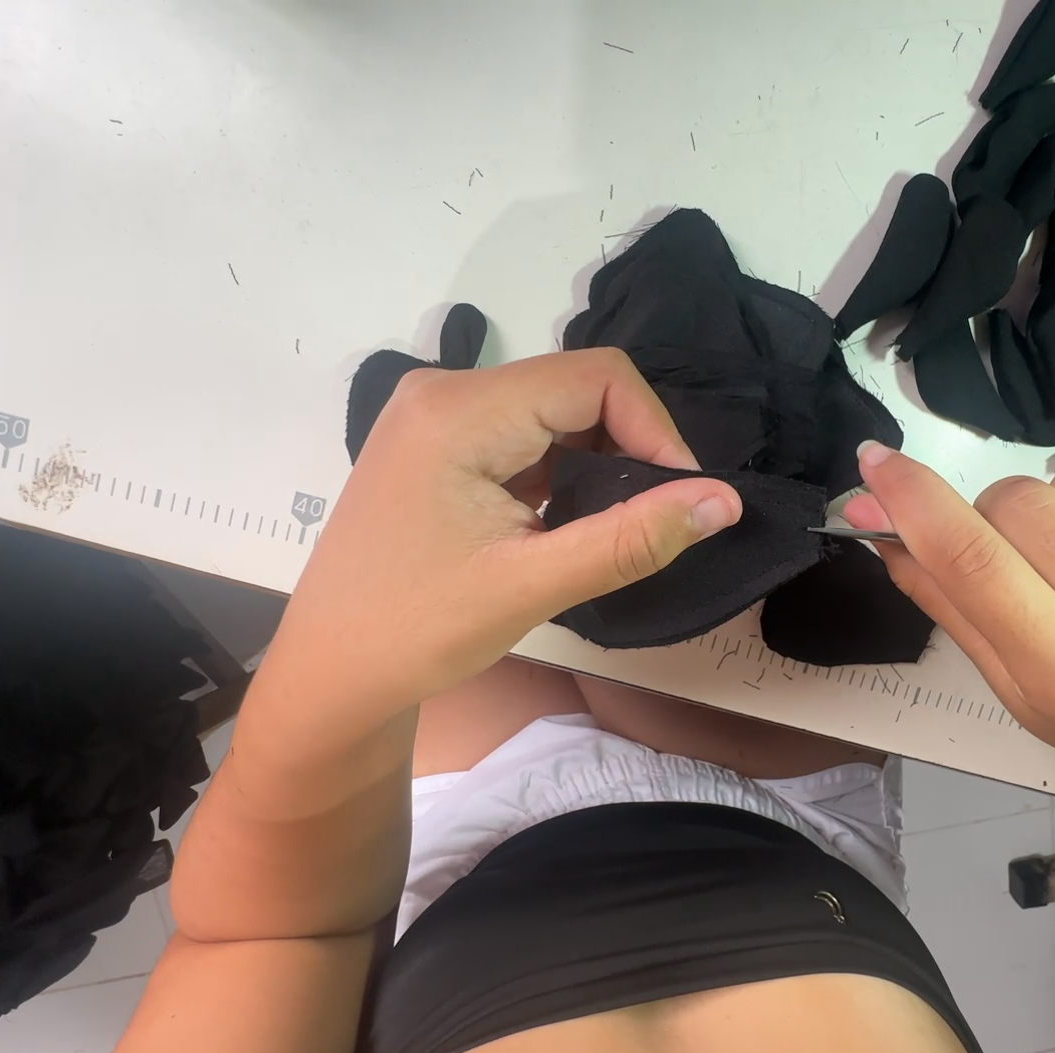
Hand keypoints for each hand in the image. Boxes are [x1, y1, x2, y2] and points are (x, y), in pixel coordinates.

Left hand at [262, 349, 741, 735]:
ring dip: (596, 461)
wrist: (330, 674)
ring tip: (607, 526)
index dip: (654, 429)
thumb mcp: (533, 585)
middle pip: (574, 388)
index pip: (595, 377)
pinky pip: (523, 435)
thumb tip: (724, 501)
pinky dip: (562, 470)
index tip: (679, 499)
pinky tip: (563, 520)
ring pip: (552, 412)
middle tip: (647, 519)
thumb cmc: (417, 633)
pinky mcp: (437, 444)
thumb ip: (632, 538)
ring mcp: (436, 416)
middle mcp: (444, 392)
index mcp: (460, 411)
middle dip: (628, 446)